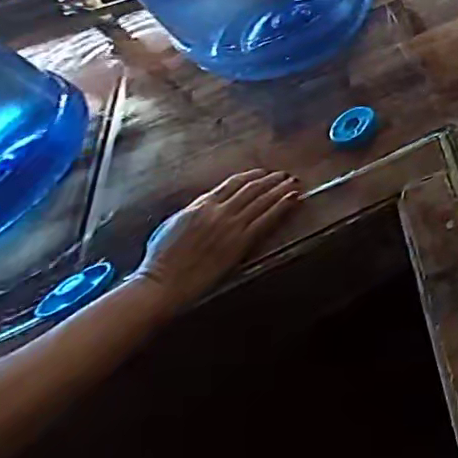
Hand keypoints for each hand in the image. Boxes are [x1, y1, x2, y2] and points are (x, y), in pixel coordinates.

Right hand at [133, 169, 300, 309]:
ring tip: (295, 182)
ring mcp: (232, 226)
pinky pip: (268, 219)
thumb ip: (196, 209)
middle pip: (253, 188)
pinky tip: (295, 199)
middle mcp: (219, 211)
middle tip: (286, 175)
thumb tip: (212, 201)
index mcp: (202, 205)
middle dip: (272, 179)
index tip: (265, 173)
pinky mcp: (242, 242)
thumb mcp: (174, 224)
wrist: (163, 284)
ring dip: (282, 189)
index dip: (253, 175)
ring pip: (263, 200)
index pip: (234, 183)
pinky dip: (283, 206)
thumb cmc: (162, 259)